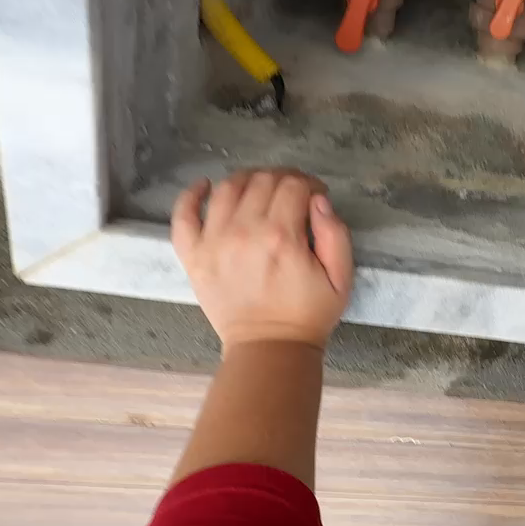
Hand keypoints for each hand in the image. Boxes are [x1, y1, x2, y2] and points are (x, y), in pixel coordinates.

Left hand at [170, 168, 354, 349]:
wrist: (268, 347)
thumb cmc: (309, 313)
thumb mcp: (341, 277)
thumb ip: (336, 234)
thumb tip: (319, 200)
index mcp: (282, 237)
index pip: (294, 185)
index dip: (310, 183)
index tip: (317, 195)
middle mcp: (244, 232)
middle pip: (262, 180)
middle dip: (284, 178)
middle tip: (294, 193)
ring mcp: (213, 242)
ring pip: (227, 188)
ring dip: (247, 179)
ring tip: (260, 189)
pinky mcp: (193, 255)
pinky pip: (183, 215)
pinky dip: (191, 194)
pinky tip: (206, 186)